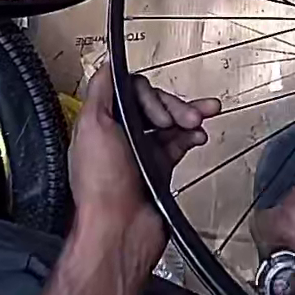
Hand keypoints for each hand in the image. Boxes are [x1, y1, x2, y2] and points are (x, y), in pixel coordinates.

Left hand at [69, 59, 219, 267]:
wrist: (121, 231)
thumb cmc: (103, 186)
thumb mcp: (92, 126)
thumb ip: (101, 90)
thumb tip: (108, 63)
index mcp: (103, 122)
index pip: (131, 91)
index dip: (149, 96)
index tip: (158, 111)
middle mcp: (121, 135)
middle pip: (153, 104)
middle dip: (173, 106)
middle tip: (185, 118)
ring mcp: (141, 151)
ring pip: (170, 121)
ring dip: (189, 115)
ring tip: (201, 119)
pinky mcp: (160, 166)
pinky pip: (180, 141)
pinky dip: (192, 135)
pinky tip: (200, 136)